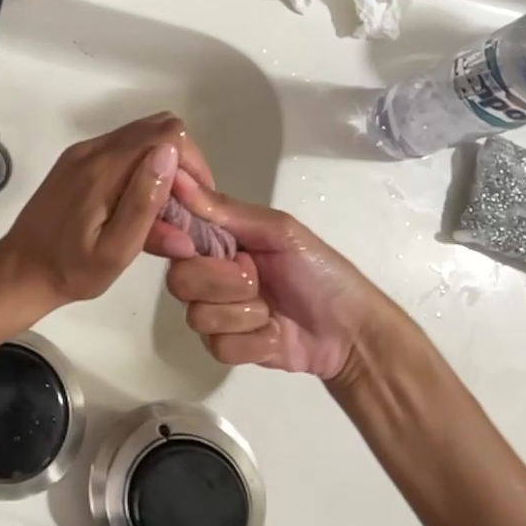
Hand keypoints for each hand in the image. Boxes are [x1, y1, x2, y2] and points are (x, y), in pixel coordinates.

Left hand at [0, 113, 204, 317]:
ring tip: (165, 212)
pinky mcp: (76, 162)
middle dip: (181, 162)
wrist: (22, 270)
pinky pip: (122, 150)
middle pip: (155, 128)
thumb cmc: (72, 271)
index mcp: (101, 169)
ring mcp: (81, 154)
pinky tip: (140, 206)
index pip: (165, 133)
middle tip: (184, 208)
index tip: (195, 199)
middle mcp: (90, 151)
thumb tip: (170, 155)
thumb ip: (144, 203)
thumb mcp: (116, 251)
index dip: (190, 160)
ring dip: (162, 166)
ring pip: (140, 137)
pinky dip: (141, 169)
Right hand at [155, 171, 393, 381]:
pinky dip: (253, 341)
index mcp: (216, 241)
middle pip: (179, 281)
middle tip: (255, 278)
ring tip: (272, 310)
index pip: (172, 236)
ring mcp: (215, 313)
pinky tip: (275, 333)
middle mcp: (207, 275)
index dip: (175, 242)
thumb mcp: (278, 231)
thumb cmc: (320, 271)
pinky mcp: (227, 347)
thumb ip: (224, 210)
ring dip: (244, 313)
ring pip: (197, 316)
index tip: (194, 246)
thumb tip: (177, 177)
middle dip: (222, 283)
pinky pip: (218, 346)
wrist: (352, 331)